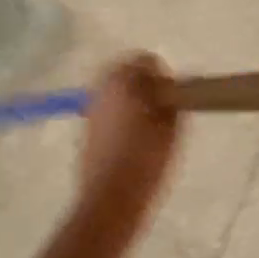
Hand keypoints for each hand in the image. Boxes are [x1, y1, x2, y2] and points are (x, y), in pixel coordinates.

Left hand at [78, 53, 181, 224]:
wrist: (110, 197)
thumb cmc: (145, 161)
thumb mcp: (170, 130)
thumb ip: (171, 101)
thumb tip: (169, 87)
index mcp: (123, 81)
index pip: (145, 59)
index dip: (161, 75)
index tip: (172, 95)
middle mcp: (102, 87)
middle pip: (125, 71)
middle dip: (143, 83)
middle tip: (162, 107)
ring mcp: (91, 105)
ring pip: (115, 89)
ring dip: (130, 97)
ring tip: (148, 124)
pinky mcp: (86, 125)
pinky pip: (106, 107)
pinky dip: (119, 112)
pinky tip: (132, 137)